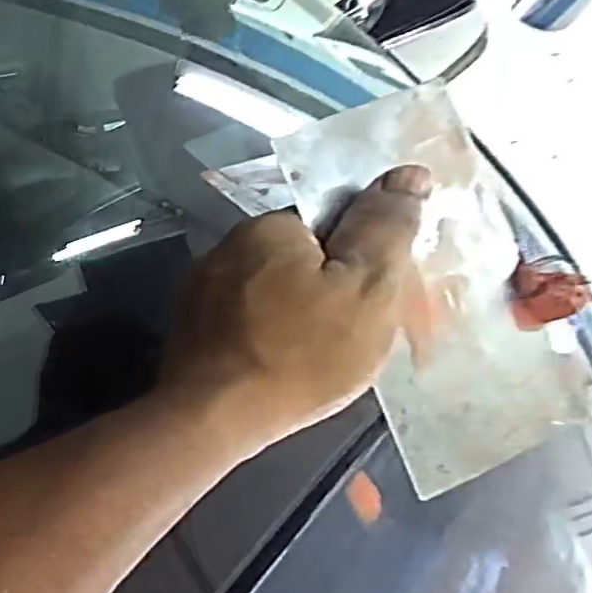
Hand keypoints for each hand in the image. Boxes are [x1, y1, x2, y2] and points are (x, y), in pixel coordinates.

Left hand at [158, 164, 429, 446]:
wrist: (213, 416)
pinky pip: (241, 323)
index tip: (375, 291)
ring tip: (318, 355)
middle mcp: (220, 253)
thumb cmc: (298, 353)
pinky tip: (281, 366)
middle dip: (327, 287)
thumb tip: (404, 176)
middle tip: (352, 330)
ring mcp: (197, 294)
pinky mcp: (187, 332)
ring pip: (267, 294)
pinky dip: (265, 338)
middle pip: (294, 259)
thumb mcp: (367, 285)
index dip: (360, 254)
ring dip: (296, 316)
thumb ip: (384, 228)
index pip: (328, 221)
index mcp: (263, 230)